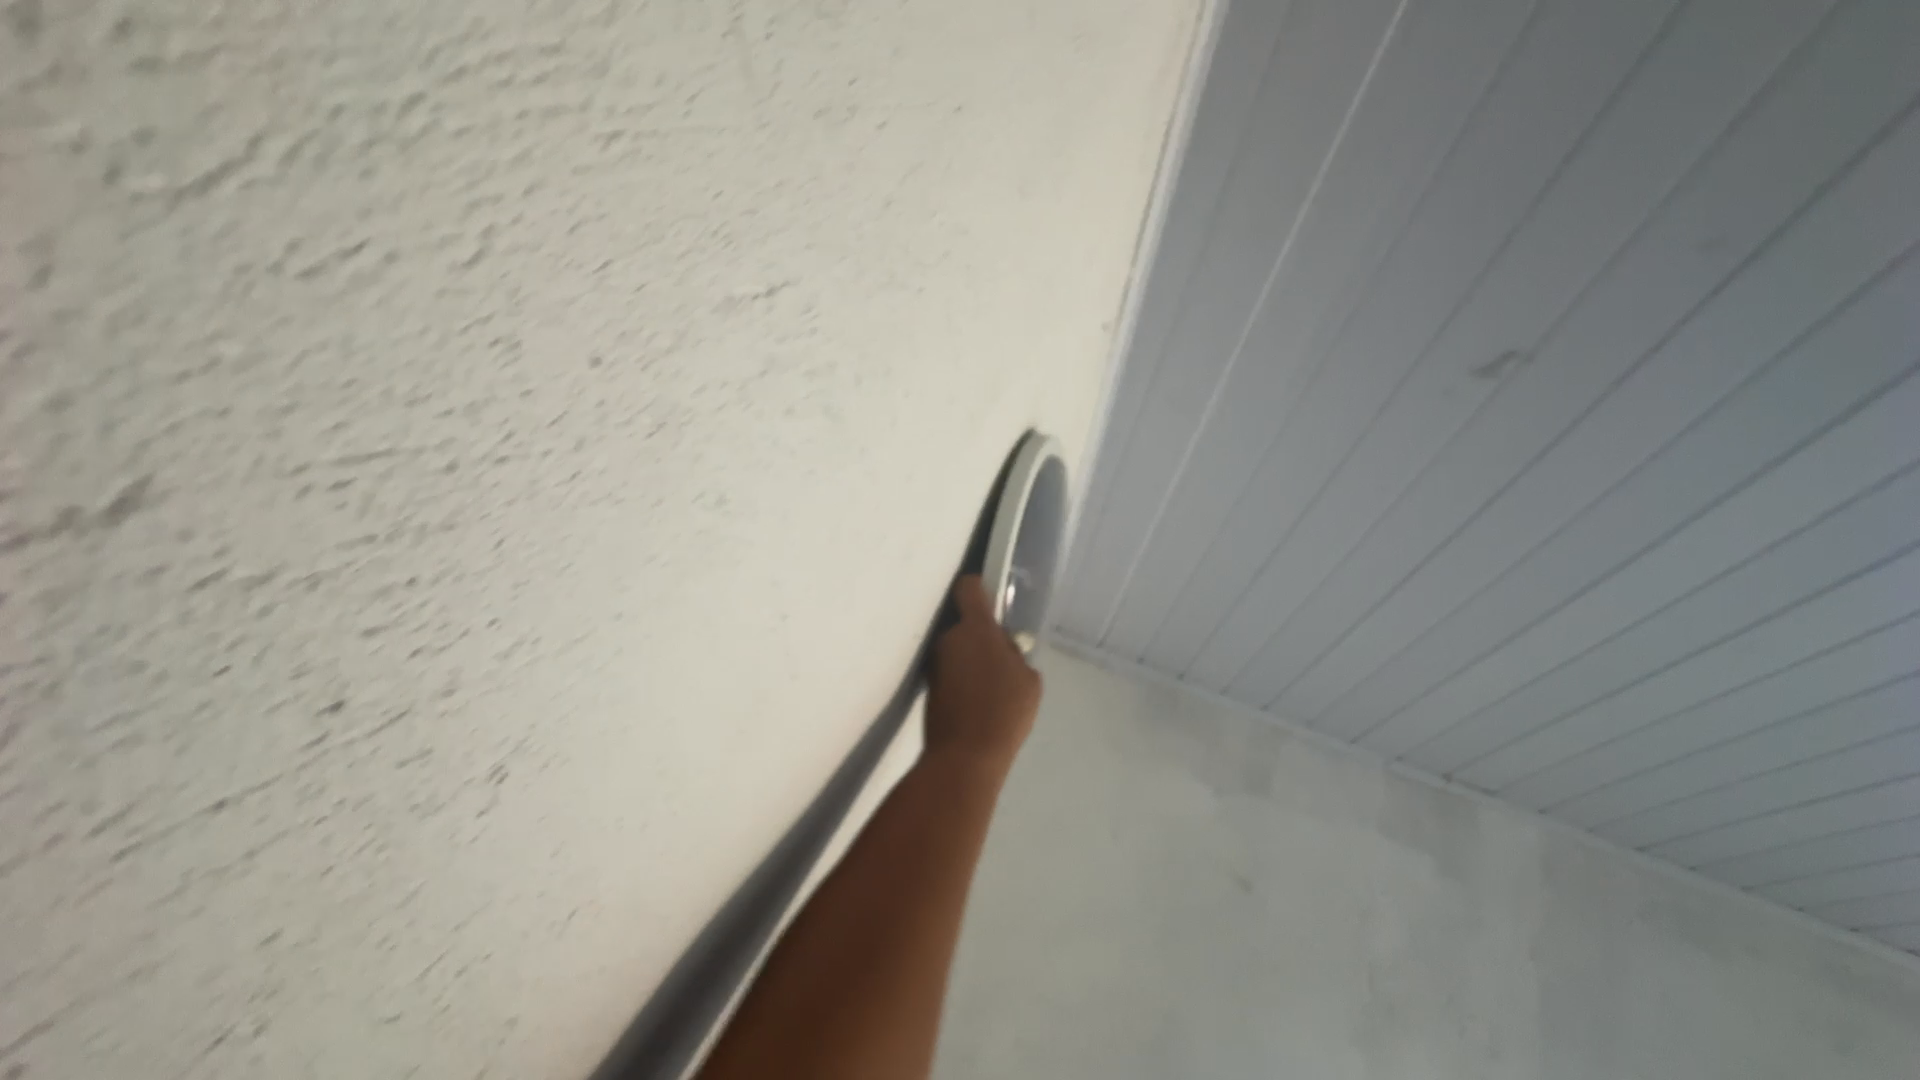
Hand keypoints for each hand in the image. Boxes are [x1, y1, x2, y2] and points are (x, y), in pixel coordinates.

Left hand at [924, 576, 1041, 772]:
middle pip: (966, 626)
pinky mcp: (929, 688)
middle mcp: (949, 639)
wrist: (965, 755)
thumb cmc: (1004, 711)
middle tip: (1001, 663)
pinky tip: (977, 705)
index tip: (991, 597)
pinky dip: (962, 682)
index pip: (969, 589)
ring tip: (991, 690)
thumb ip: (1015, 656)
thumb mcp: (1029, 680)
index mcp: (976, 629)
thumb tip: (1004, 650)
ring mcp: (935, 664)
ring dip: (971, 662)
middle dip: (981, 638)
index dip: (979, 587)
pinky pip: (951, 674)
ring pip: (958, 652)